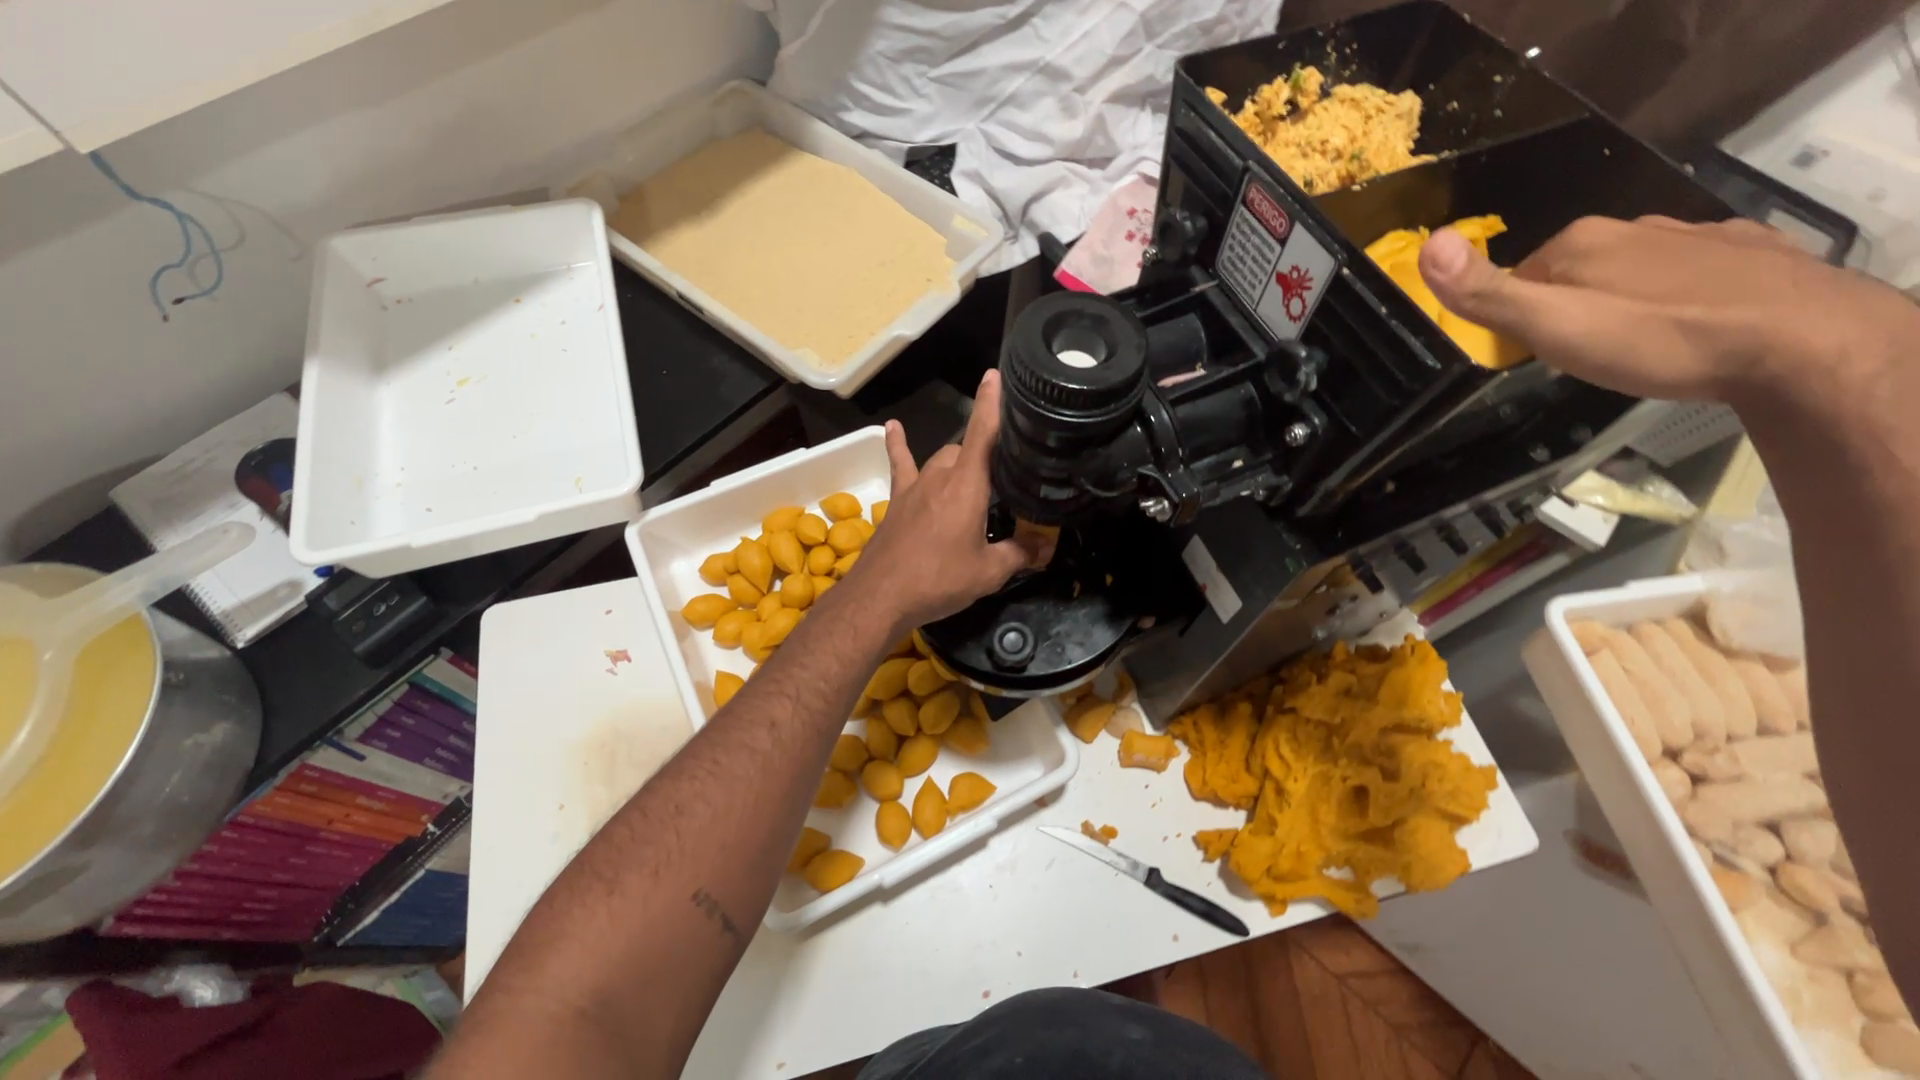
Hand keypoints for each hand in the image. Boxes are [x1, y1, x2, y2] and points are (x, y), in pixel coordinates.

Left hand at [848, 370, 1051, 632]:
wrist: (881, 596)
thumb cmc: (939, 580)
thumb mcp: (988, 573)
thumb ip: (1020, 554)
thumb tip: (1046, 547)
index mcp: (967, 485)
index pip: (984, 433)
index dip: (993, 403)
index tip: (997, 375)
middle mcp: (940, 476)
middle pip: (966, 450)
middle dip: (986, 456)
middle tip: (1006, 476)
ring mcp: (915, 486)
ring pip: (940, 459)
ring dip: (958, 461)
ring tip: (974, 475)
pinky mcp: (898, 500)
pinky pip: (900, 465)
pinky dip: (898, 446)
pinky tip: (893, 428)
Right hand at [1418, 215, 1917, 404]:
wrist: (1798, 342)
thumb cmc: (1657, 338)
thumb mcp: (1552, 327)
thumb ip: (1487, 294)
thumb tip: (1427, 243)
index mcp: (1580, 243)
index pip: (1523, 274)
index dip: (1519, 315)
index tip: (1532, 352)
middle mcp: (1635, 228)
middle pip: (1577, 269)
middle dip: (1572, 305)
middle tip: (1583, 354)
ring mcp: (1696, 236)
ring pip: (1637, 268)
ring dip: (1626, 299)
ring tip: (1639, 345)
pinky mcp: (1748, 255)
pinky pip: (1696, 270)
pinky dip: (1684, 293)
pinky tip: (1696, 324)